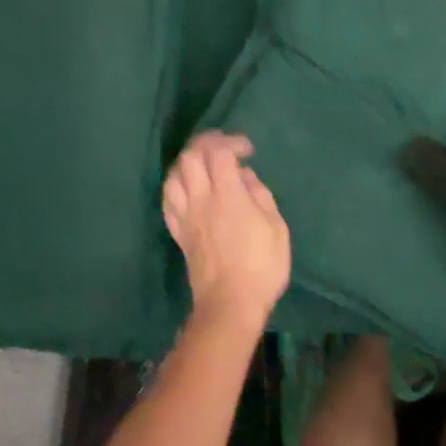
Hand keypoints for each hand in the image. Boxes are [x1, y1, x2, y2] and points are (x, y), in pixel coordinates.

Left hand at [162, 131, 290, 331]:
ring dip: (188, 162)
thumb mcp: (277, 228)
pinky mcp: (179, 232)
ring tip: (204, 165)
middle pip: (190, 157)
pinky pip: (168, 199)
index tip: (248, 149)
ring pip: (174, 175)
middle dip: (206, 143)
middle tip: (224, 148)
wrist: (230, 303)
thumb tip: (245, 177)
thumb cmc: (262, 267)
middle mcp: (201, 200)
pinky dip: (176, 185)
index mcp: (228, 196)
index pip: (218, 152)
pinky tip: (187, 187)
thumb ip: (261, 195)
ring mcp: (186, 216)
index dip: (231, 142)